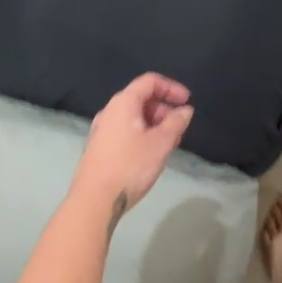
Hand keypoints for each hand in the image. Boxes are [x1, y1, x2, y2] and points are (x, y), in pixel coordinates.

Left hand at [71, 73, 194, 217]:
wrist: (94, 201)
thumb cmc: (130, 166)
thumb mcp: (161, 143)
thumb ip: (176, 122)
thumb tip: (185, 110)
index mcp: (123, 103)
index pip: (150, 81)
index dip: (171, 87)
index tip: (187, 101)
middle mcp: (109, 111)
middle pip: (141, 98)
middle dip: (164, 109)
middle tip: (179, 127)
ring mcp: (101, 130)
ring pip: (133, 117)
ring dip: (154, 124)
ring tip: (168, 143)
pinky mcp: (99, 148)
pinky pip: (125, 131)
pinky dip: (142, 134)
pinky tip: (151, 154)